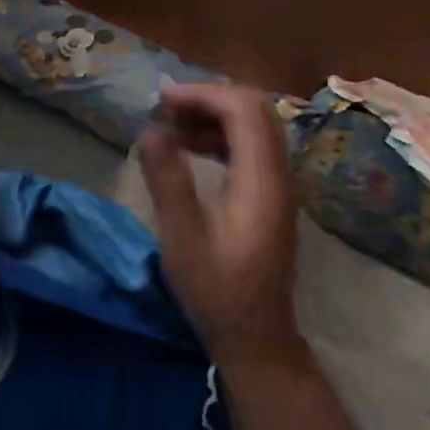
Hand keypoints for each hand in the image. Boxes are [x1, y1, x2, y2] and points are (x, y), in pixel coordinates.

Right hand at [137, 83, 304, 364]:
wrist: (255, 336)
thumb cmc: (215, 290)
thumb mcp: (182, 237)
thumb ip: (168, 180)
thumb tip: (150, 129)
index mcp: (262, 181)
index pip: (244, 111)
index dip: (203, 94)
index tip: (161, 101)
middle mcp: (278, 175)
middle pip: (254, 110)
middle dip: (207, 98)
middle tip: (163, 109)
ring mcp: (277, 185)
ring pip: (253, 126)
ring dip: (211, 116)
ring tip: (168, 125)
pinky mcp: (269, 195)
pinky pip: (248, 147)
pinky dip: (218, 136)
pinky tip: (187, 148)